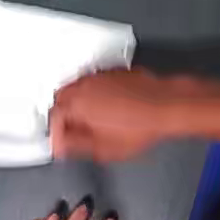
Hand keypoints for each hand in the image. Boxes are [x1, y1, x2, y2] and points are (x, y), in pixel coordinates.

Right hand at [51, 68, 194, 160]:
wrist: (166, 104)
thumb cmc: (139, 126)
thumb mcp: (103, 148)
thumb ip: (76, 145)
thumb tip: (63, 145)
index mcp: (76, 103)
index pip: (53, 117)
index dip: (56, 135)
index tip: (62, 145)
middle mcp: (85, 84)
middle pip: (62, 99)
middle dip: (63, 115)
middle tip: (71, 132)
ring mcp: (100, 75)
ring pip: (78, 87)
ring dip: (77, 102)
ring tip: (89, 121)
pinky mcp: (115, 71)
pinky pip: (95, 81)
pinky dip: (94, 93)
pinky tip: (106, 106)